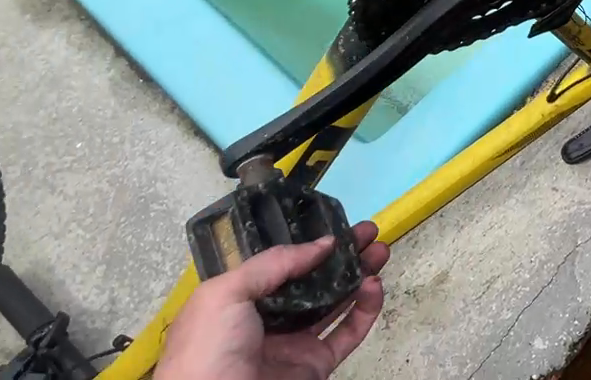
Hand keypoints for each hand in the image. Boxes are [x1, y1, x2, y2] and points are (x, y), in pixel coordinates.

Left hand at [155, 221, 389, 379]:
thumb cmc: (209, 352)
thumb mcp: (223, 296)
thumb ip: (274, 263)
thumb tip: (325, 243)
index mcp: (238, 306)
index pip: (280, 267)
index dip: (310, 244)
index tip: (338, 225)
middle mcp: (268, 322)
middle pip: (316, 280)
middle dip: (345, 254)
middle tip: (370, 232)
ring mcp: (295, 345)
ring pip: (337, 302)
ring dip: (361, 274)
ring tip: (381, 251)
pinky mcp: (317, 365)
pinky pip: (350, 332)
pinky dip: (368, 308)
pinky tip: (374, 286)